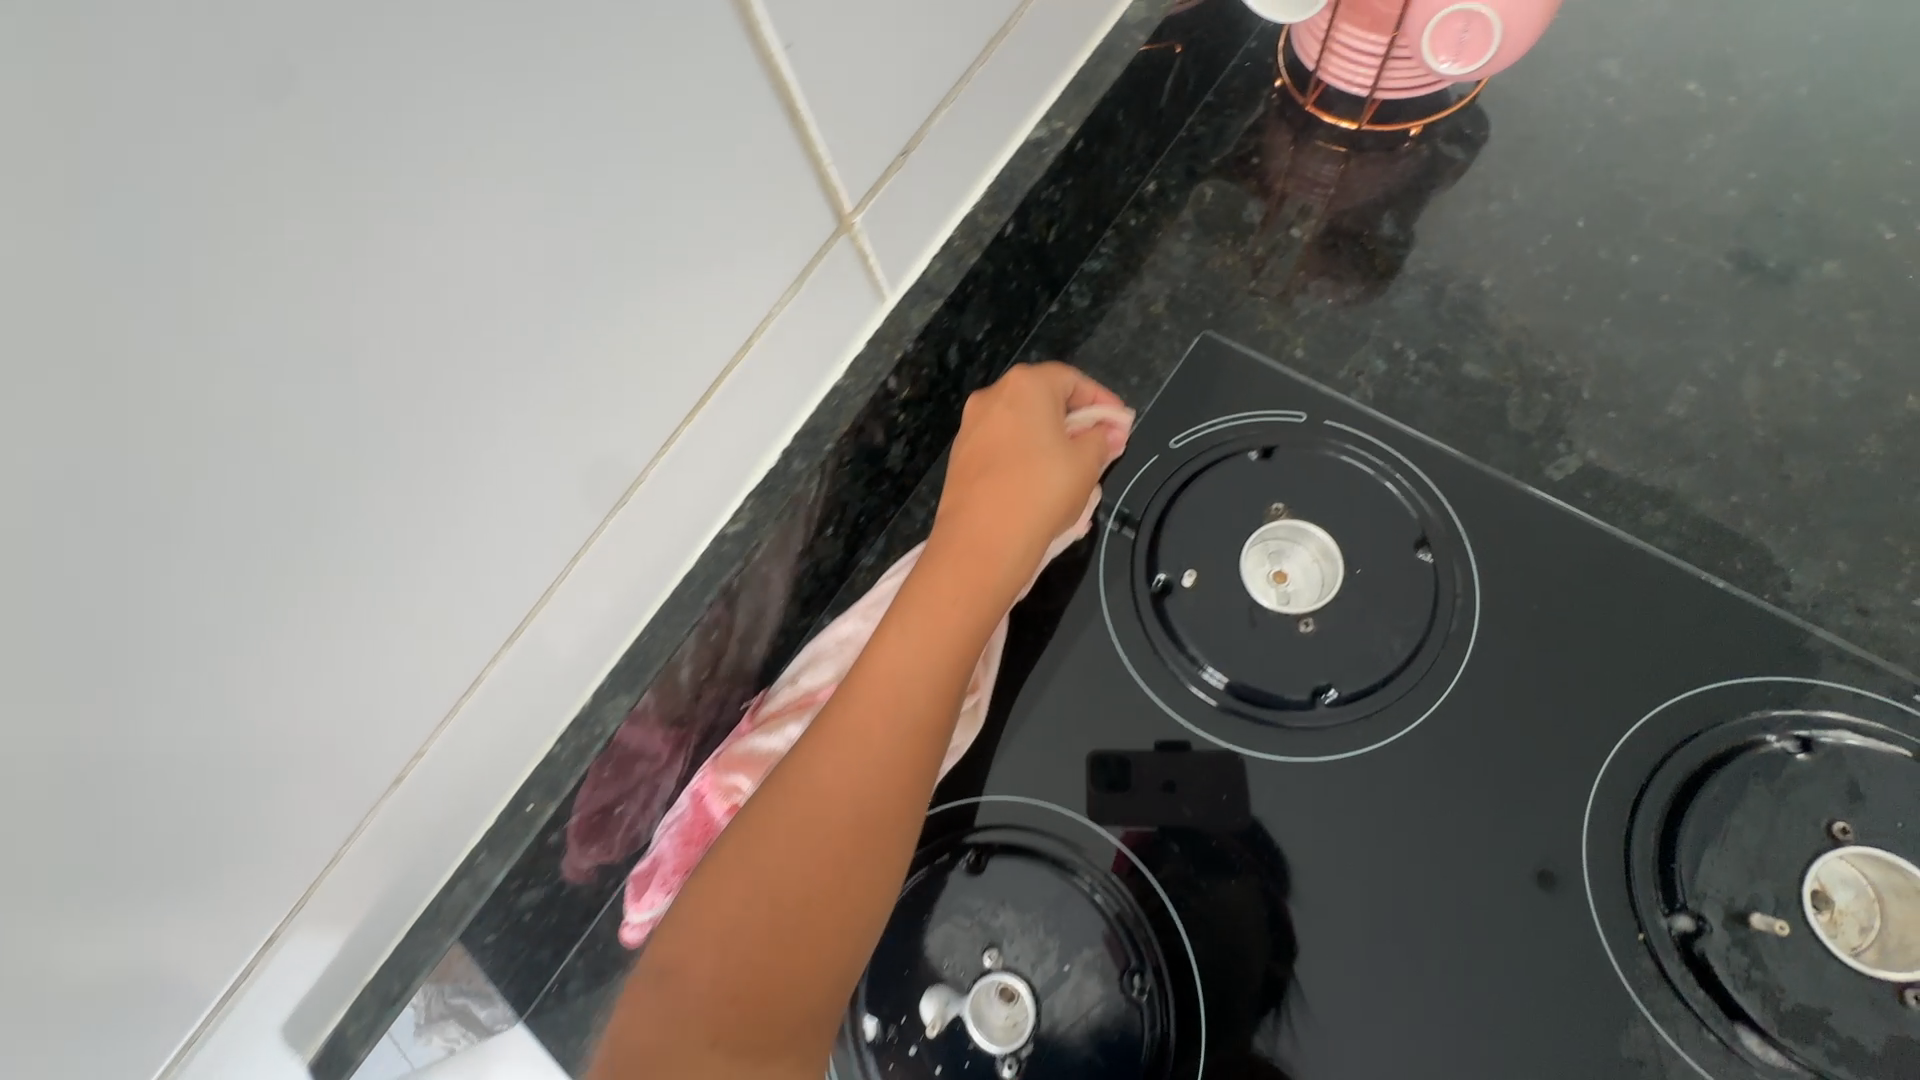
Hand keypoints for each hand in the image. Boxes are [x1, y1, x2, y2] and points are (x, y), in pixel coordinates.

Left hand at [927, 362, 1126, 599]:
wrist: (981, 542)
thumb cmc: (1042, 491)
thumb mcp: (1087, 463)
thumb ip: (1102, 440)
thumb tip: (1109, 434)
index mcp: (1025, 386)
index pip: (1072, 380)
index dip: (1102, 401)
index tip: (1120, 425)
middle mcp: (991, 398)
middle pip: (1043, 401)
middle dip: (1076, 423)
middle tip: (1102, 448)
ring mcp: (971, 429)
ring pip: (1022, 428)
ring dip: (1051, 443)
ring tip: (1076, 472)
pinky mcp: (961, 459)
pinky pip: (1003, 451)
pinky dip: (1026, 460)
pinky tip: (1042, 487)